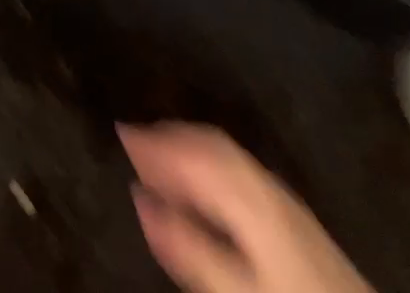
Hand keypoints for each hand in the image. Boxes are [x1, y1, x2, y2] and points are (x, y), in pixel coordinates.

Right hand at [120, 123, 372, 292]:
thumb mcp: (231, 282)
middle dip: (170, 137)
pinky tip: (199, 184)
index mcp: (247, 195)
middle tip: (133, 139)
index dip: (155, 139)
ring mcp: (281, 196)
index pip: (193, 151)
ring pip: (227, 154)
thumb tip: (140, 198)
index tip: (121, 132)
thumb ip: (186, 244)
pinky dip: (210, 163)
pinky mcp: (289, 212)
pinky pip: (239, 169)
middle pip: (211, 144)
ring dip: (189, 148)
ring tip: (158, 158)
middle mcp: (264, 184)